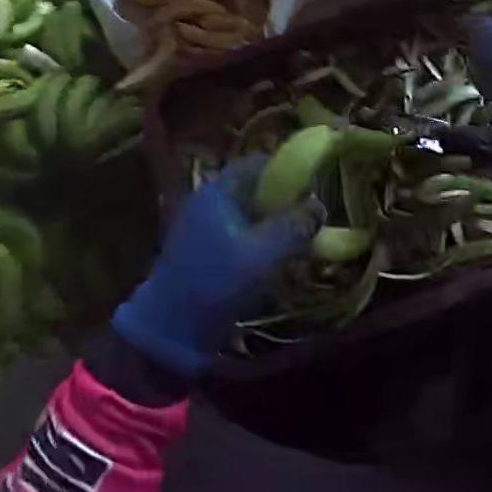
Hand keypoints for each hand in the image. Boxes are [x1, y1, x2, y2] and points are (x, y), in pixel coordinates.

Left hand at [112, 159, 320, 376]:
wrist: (172, 328)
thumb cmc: (218, 281)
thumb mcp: (265, 253)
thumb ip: (295, 226)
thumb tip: (320, 205)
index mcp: (217, 192)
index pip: (254, 164)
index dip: (283, 169)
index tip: (310, 184)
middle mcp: (206, 202)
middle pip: (251, 188)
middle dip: (282, 199)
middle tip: (308, 215)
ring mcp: (200, 227)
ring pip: (245, 213)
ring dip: (272, 221)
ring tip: (297, 238)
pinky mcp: (202, 252)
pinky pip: (237, 233)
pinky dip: (258, 239)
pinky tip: (274, 258)